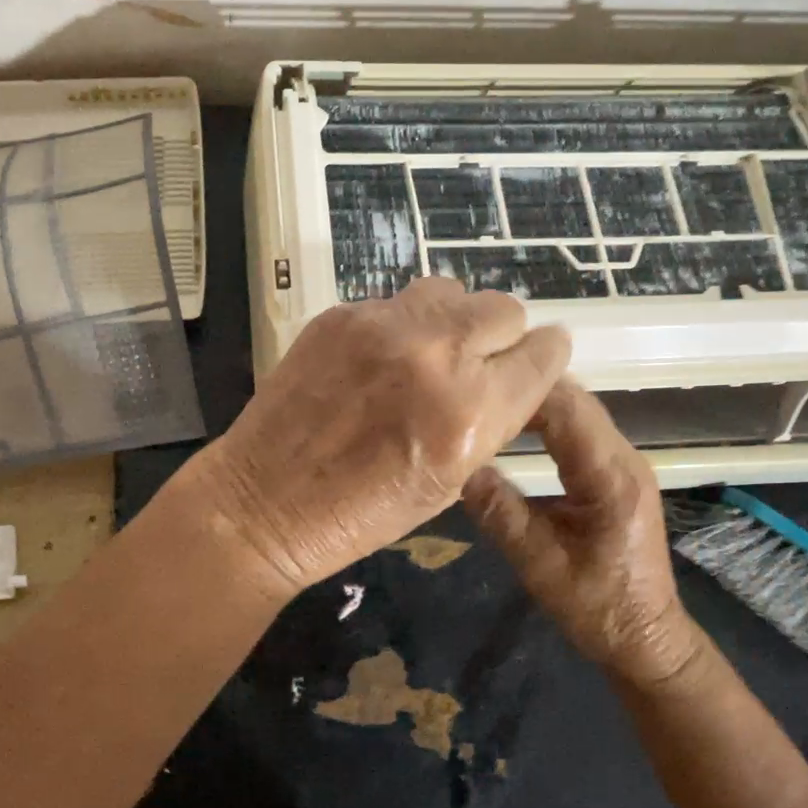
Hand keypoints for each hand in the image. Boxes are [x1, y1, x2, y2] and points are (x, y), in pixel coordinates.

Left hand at [191, 277, 570, 591]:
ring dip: (451, 319)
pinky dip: (399, 326)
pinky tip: (375, 362)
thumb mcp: (448, 483)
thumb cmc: (360, 515)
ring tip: (426, 354)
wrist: (265, 502)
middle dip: (499, 336)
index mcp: (470, 413)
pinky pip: (394, 302)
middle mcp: (434, 357)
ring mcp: (382, 328)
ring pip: (450, 291)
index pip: (542, 354)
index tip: (532, 363)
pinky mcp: (340, 316)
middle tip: (473, 364)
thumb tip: (513, 377)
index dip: (542, 359)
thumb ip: (488, 421)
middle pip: (503, 309)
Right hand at [462, 380, 706, 690]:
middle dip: (526, 389)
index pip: (566, 410)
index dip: (521, 391)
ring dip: (537, 403)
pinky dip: (547, 423)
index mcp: (610, 477)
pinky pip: (581, 431)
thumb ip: (499, 512)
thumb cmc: (595, 607)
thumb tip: (458, 466)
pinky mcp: (617, 475)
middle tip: (473, 389)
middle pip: (576, 401)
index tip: (474, 386)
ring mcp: (625, 465)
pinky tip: (515, 429)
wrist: (645, 639)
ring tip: (487, 404)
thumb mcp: (538, 563)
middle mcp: (625, 459)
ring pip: (580, 412)